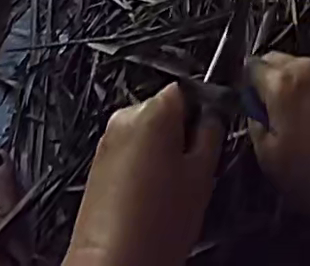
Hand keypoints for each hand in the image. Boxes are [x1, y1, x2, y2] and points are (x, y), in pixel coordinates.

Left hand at [66, 83, 220, 265]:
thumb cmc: (160, 222)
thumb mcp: (201, 175)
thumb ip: (212, 132)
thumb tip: (212, 113)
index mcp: (155, 109)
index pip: (187, 88)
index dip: (201, 109)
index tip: (208, 135)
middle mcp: (126, 114)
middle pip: (165, 108)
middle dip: (180, 131)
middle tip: (191, 168)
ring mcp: (107, 138)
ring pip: (147, 131)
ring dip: (160, 149)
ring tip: (169, 188)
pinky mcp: (97, 163)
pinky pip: (129, 149)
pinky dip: (141, 164)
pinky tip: (148, 197)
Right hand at [245, 52, 309, 226]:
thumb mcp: (269, 159)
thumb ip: (255, 125)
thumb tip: (255, 109)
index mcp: (280, 83)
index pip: (252, 66)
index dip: (248, 84)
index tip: (253, 104)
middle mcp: (305, 67)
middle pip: (276, 59)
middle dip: (269, 77)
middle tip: (274, 110)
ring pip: (301, 66)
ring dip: (295, 81)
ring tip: (302, 114)